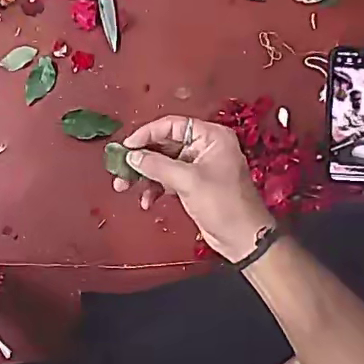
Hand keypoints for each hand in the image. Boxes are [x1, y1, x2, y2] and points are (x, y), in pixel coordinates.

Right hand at [114, 115, 276, 261]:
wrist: (243, 238)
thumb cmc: (223, 204)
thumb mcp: (188, 181)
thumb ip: (157, 165)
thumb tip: (132, 155)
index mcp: (211, 136)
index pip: (172, 125)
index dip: (147, 134)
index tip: (126, 147)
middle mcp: (205, 147)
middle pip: (165, 144)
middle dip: (142, 158)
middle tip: (119, 169)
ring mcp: (200, 166)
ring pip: (164, 163)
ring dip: (144, 175)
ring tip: (124, 186)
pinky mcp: (195, 184)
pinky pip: (169, 179)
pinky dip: (156, 187)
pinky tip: (146, 200)